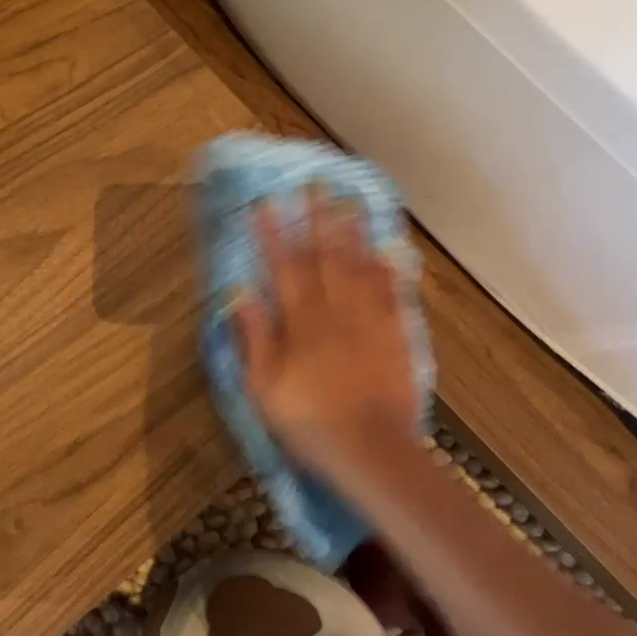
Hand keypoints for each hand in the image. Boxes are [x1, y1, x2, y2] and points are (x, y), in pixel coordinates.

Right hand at [233, 186, 417, 470]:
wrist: (373, 452)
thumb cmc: (308, 422)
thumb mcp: (262, 386)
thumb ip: (252, 337)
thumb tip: (239, 293)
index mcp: (299, 322)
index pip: (282, 267)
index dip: (271, 234)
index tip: (264, 203)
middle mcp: (335, 311)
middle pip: (324, 256)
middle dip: (316, 217)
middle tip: (313, 183)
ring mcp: (369, 321)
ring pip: (360, 266)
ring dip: (352, 231)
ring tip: (348, 200)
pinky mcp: (396, 336)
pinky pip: (392, 293)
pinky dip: (389, 268)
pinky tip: (387, 249)